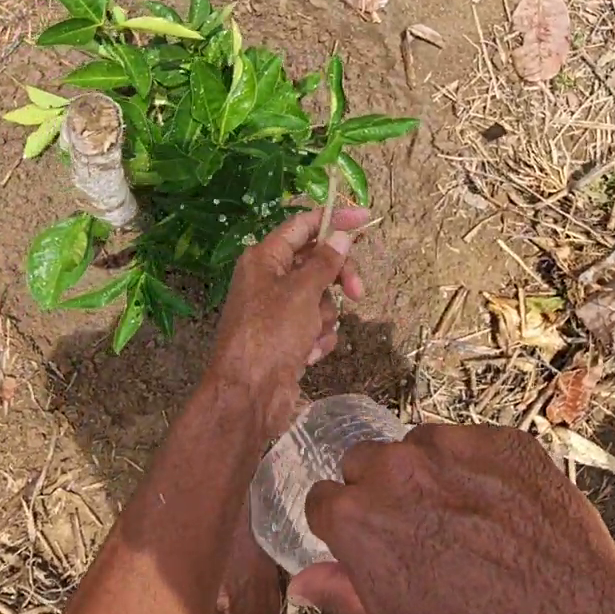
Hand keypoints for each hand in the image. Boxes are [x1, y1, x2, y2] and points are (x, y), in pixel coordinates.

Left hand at [206, 206, 368, 431]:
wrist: (249, 395)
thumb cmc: (270, 334)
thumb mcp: (302, 292)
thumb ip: (325, 261)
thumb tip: (341, 234)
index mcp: (264, 259)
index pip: (303, 226)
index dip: (334, 219)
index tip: (365, 218)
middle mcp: (268, 279)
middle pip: (316, 263)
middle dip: (338, 279)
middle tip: (359, 292)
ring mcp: (277, 310)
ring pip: (320, 298)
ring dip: (325, 317)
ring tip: (311, 335)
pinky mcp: (286, 338)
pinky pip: (315, 325)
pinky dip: (317, 338)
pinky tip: (308, 355)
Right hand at [288, 426, 614, 613]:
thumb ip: (345, 594)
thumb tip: (302, 579)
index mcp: (360, 519)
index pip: (323, 498)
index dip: (341, 526)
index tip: (363, 544)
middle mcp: (399, 470)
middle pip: (365, 461)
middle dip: (379, 490)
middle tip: (416, 532)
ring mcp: (456, 449)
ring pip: (417, 444)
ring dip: (427, 472)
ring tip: (464, 519)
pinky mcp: (506, 440)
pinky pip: (471, 440)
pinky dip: (476, 465)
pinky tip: (502, 508)